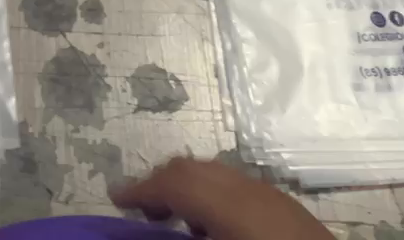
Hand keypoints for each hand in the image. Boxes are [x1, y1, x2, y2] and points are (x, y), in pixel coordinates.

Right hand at [111, 158, 332, 239]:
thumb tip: (152, 227)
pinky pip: (238, 188)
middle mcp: (248, 191)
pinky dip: (214, 198)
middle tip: (141, 210)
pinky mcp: (288, 210)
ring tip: (176, 222)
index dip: (141, 189)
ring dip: (189, 188)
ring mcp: (271, 197)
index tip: (116, 199)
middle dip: (162, 183)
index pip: (174, 184)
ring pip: (217, 174)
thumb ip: (185, 239)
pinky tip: (216, 229)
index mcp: (229, 206)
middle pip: (193, 169)